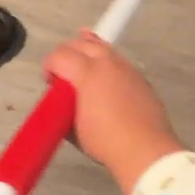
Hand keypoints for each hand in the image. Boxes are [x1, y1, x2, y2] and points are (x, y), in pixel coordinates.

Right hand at [45, 32, 184, 194]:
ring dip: (89, 51)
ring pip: (103, 48)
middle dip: (67, 53)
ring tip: (82, 61)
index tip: (48, 80)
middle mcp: (107, 63)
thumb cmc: (104, 141)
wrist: (145, 149)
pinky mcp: (140, 79)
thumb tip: (62, 104)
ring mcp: (126, 68)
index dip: (48, 65)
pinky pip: (119, 62)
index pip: (60, 55)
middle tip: (62, 71)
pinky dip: (107, 64)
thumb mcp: (73, 128)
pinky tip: (105, 75)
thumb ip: (64, 109)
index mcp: (86, 73)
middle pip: (81, 44)